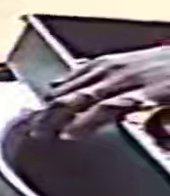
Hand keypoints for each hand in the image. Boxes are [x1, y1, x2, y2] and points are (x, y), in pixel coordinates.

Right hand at [41, 45, 169, 139]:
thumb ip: (167, 120)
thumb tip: (154, 132)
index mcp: (154, 89)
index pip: (104, 108)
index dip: (81, 124)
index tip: (66, 137)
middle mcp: (129, 75)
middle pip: (76, 97)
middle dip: (52, 117)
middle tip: (38, 132)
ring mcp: (118, 64)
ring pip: (68, 85)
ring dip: (51, 103)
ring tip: (41, 118)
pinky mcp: (113, 58)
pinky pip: (76, 72)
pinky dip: (62, 84)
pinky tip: (58, 94)